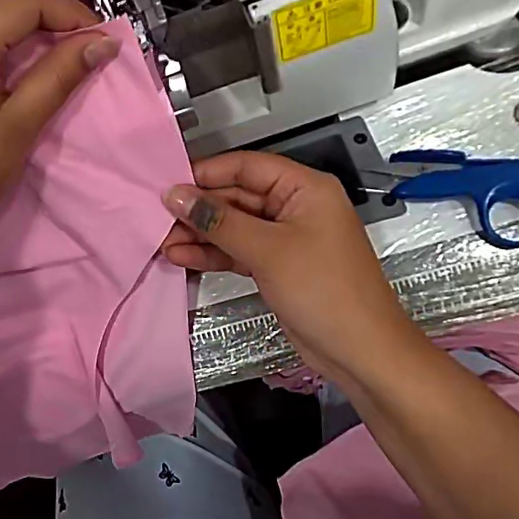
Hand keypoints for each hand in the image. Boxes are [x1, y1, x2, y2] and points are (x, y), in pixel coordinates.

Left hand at [0, 0, 120, 326]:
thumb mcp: (21, 124)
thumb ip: (61, 74)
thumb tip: (102, 44)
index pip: (25, 1)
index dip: (70, 13)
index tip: (100, 38)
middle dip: (49, 13)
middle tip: (84, 44)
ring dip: (24, 20)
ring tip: (57, 50)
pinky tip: (16, 56)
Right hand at [169, 154, 518, 518]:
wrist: (361, 351)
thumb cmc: (324, 291)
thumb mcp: (267, 250)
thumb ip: (218, 220)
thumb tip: (176, 195)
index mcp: (304, 188)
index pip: (247, 167)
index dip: (206, 174)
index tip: (168, 184)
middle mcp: (295, 206)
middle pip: (237, 197)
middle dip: (199, 209)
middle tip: (157, 218)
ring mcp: (286, 238)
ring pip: (235, 226)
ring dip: (201, 234)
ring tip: (162, 242)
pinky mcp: (278, 266)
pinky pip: (240, 251)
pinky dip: (214, 254)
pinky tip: (182, 257)